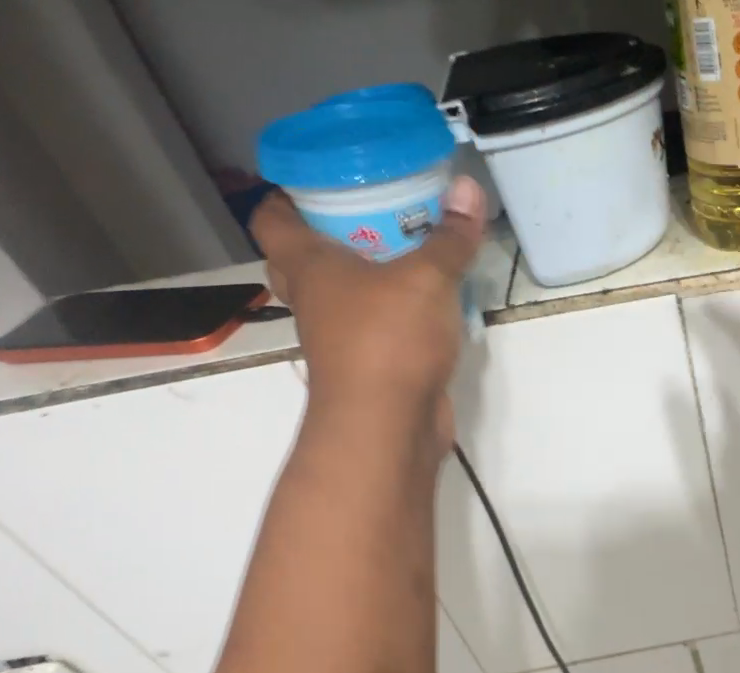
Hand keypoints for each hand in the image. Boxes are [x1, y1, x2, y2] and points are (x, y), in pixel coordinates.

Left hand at [252, 177, 485, 427]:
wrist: (388, 425)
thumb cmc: (388, 339)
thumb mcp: (427, 278)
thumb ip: (449, 237)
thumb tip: (468, 186)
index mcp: (308, 266)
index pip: (271, 219)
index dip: (285, 196)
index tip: (318, 180)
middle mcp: (315, 300)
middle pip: (304, 259)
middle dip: (332, 235)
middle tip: (372, 214)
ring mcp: (341, 338)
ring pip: (343, 297)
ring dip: (368, 278)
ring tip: (410, 252)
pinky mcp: (372, 367)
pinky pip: (378, 328)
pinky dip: (397, 315)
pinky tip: (431, 303)